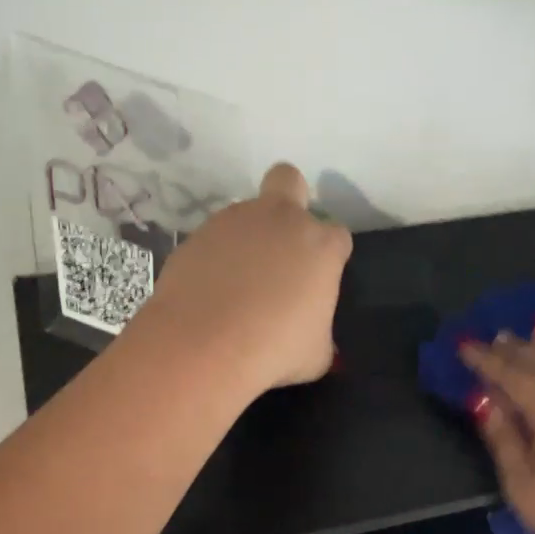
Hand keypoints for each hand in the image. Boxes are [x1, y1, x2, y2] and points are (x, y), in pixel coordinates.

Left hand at [140, 163, 352, 391]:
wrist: (206, 346)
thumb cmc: (277, 349)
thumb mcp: (317, 353)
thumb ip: (320, 331)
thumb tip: (314, 336)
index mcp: (319, 246)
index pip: (337, 236)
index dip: (331, 256)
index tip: (321, 279)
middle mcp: (280, 220)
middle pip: (289, 180)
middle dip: (291, 200)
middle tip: (283, 244)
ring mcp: (234, 221)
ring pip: (247, 214)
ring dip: (249, 239)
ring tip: (239, 285)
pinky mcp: (197, 235)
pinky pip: (214, 240)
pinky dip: (217, 259)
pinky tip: (213, 292)